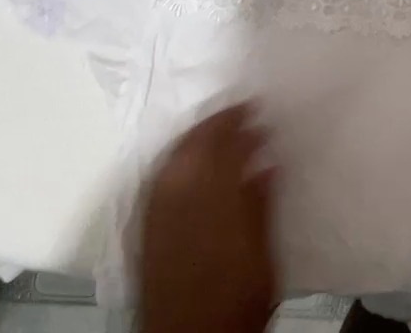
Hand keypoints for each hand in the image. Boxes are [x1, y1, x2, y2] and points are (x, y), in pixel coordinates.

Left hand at [140, 102, 278, 332]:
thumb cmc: (235, 301)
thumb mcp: (261, 256)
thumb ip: (260, 206)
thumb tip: (267, 164)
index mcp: (213, 201)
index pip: (226, 146)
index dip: (242, 122)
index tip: (258, 108)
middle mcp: (178, 200)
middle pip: (192, 146)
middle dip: (214, 122)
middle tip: (238, 110)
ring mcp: (155, 214)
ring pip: (170, 158)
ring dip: (192, 137)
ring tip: (213, 128)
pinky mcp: (143, 230)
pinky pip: (155, 179)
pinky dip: (172, 160)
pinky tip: (185, 161)